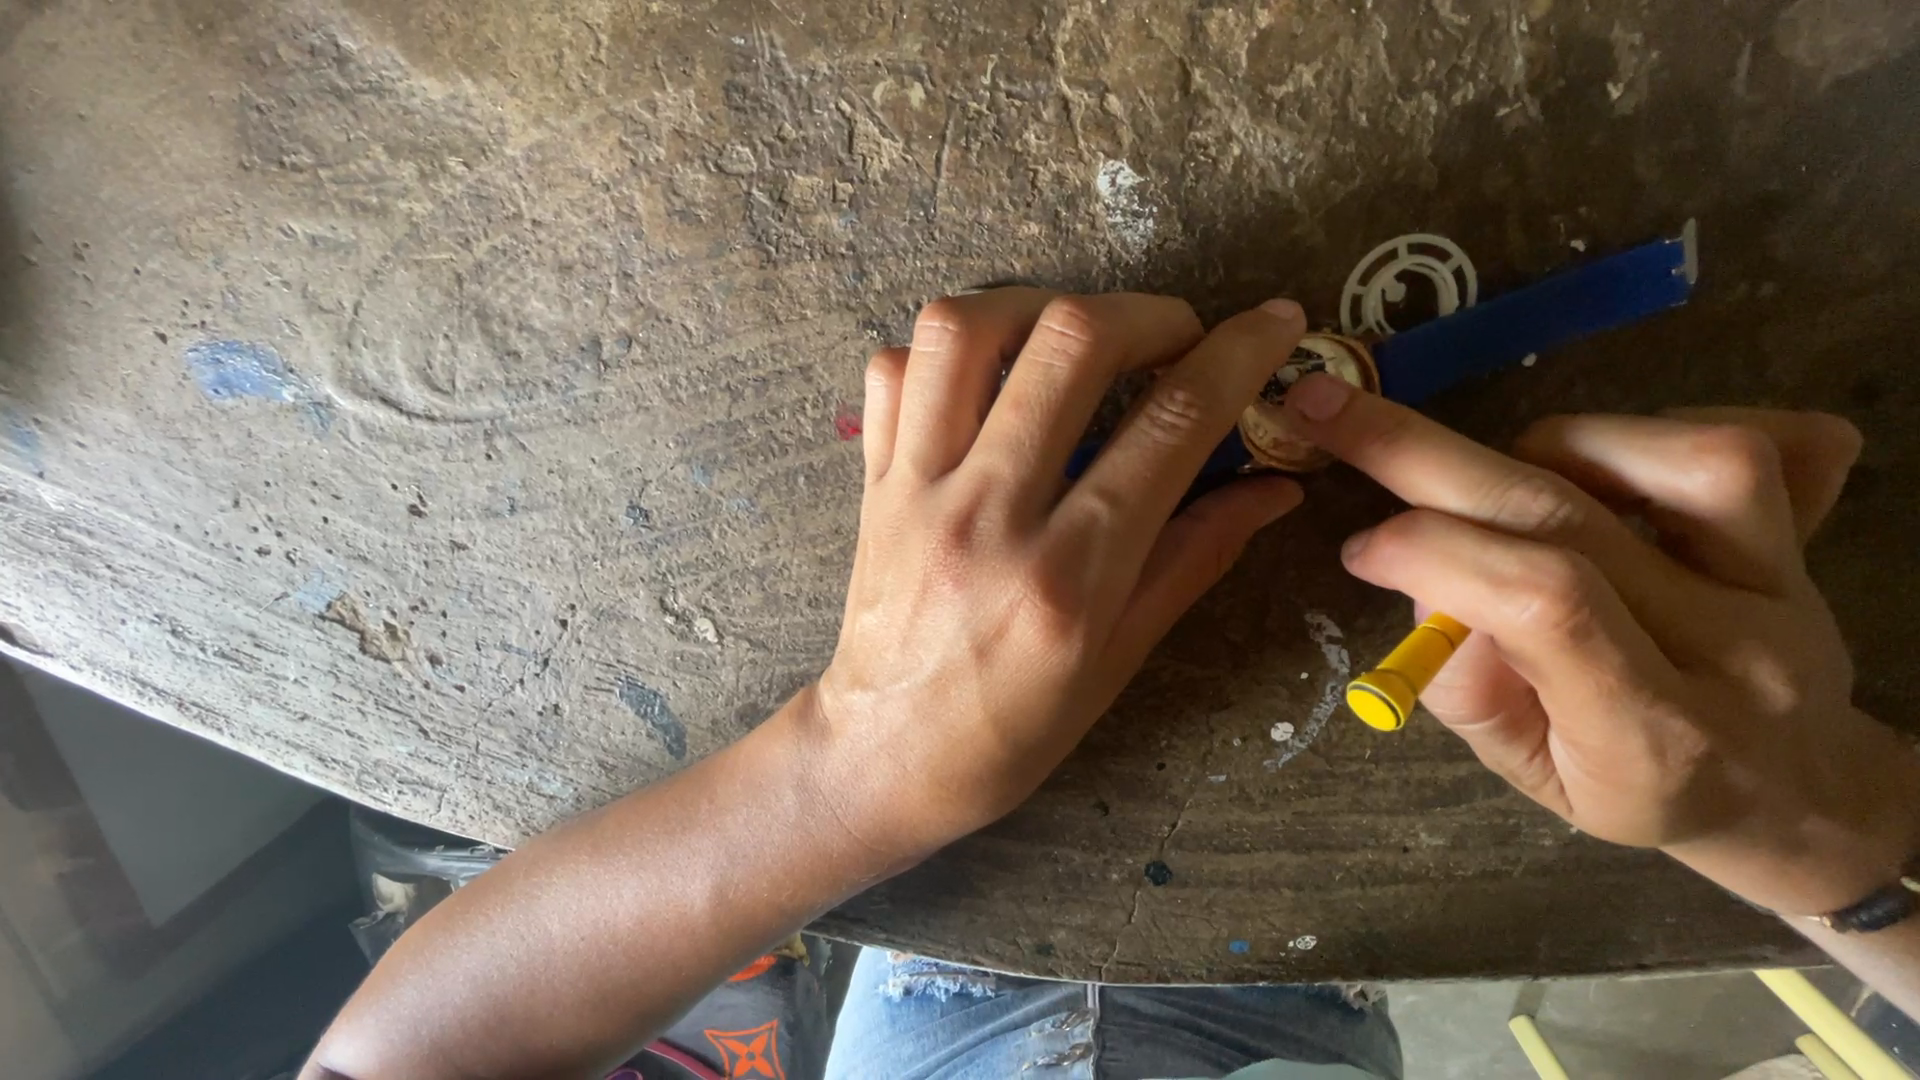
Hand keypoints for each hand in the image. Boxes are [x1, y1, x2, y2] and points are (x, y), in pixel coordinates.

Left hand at [804, 289, 1307, 862]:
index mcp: (1070, 572)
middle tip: (1172, 337)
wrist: (885, 754)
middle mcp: (990, 512)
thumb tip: (1274, 486)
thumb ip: (1195, 557)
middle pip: (1070, 343)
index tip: (1271, 322)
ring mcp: (918, 488)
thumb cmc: (1012, 730)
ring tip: (1072, 336)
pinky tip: (984, 379)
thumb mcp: (1121, 659)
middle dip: (1145, 312)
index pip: (1171, 425)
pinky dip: (942, 352)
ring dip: (1035, 305)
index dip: (1236, 354)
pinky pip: (892, 371)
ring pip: (963, 330)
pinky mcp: (873, 482)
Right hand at [1285, 373, 1919, 915]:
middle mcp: (1730, 642)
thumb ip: (1466, 688)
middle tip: (1320, 407)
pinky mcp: (1808, 535)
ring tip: (1494, 491)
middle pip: (1564, 514)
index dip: (1432, 554)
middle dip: (1416, 450)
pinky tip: (1596, 463)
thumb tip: (1425, 582)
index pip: (1543, 605)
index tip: (1359, 552)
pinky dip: (1649, 431)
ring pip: (1667, 458)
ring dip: (1539, 448)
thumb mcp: (1525, 773)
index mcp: (1652, 728)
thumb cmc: (1631, 790)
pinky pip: (1756, 441)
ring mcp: (1783, 580)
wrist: (1793, 793)